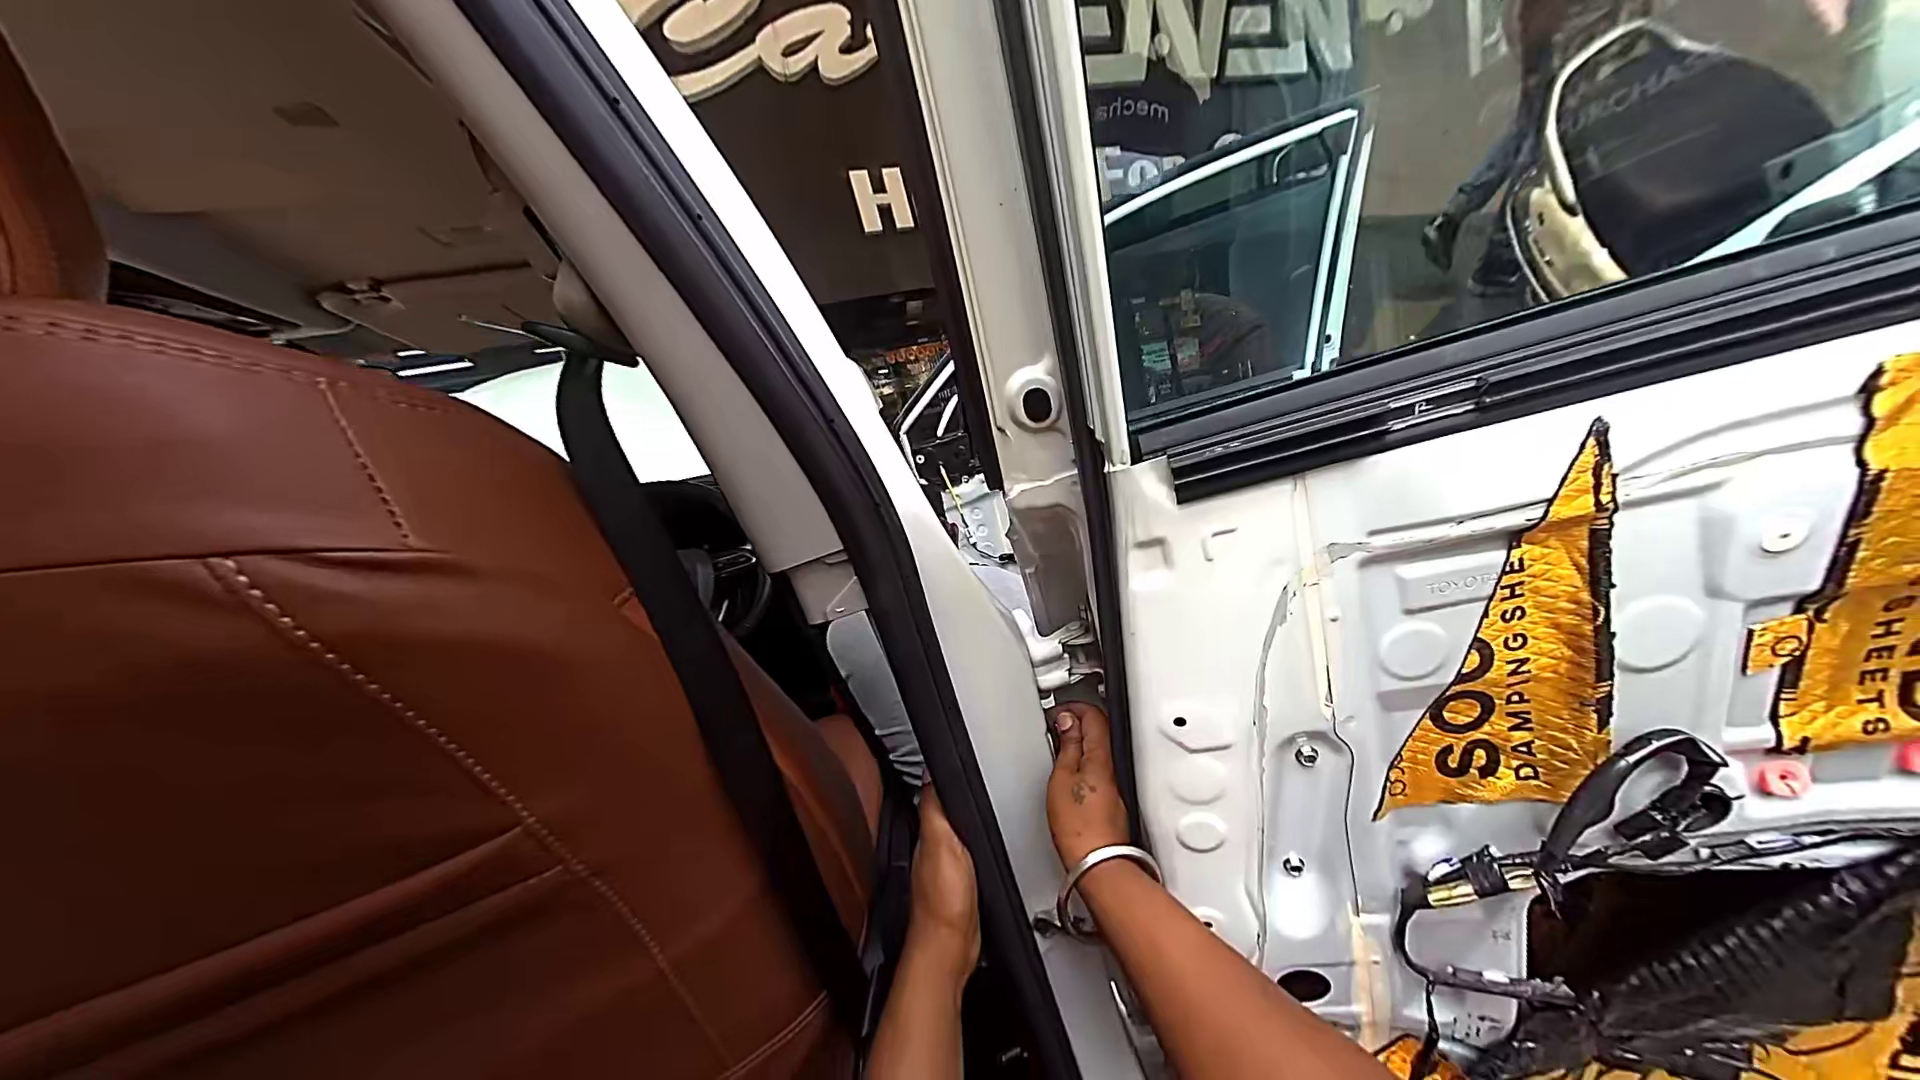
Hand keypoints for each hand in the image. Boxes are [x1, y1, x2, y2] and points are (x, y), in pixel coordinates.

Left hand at [907, 786, 978, 981]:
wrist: (951, 948)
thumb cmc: (945, 902)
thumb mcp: (942, 843)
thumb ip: (935, 808)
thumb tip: (930, 773)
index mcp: (927, 834)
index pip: (931, 795)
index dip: (941, 778)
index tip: (950, 763)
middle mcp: (931, 849)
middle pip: (943, 813)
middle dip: (953, 798)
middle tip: (967, 782)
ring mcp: (944, 868)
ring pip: (954, 834)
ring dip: (963, 823)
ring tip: (975, 810)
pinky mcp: (958, 885)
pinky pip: (966, 856)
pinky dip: (973, 848)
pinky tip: (981, 849)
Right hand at [1046, 702, 1130, 867]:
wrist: (1097, 864)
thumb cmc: (1078, 828)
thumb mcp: (1061, 778)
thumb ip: (1066, 747)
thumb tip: (1067, 723)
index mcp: (1101, 758)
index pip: (1095, 717)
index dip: (1076, 707)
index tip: (1059, 712)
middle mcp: (1113, 769)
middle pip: (1100, 732)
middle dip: (1079, 722)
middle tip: (1058, 725)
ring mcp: (1114, 786)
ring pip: (1100, 751)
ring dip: (1081, 742)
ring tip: (1060, 747)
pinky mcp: (1110, 801)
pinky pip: (1099, 769)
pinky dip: (1085, 762)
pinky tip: (1070, 772)